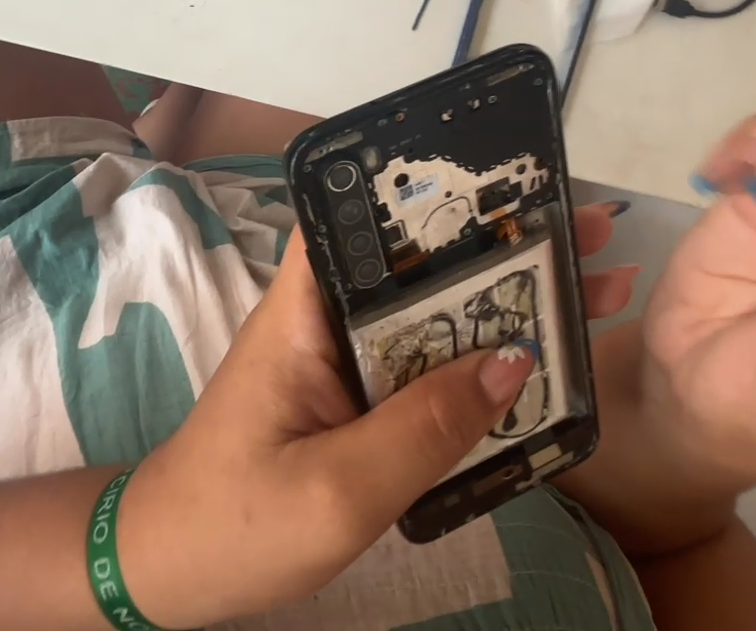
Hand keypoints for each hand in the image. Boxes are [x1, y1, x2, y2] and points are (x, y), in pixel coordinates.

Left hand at [117, 208, 628, 627]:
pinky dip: (474, 359)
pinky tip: (532, 363)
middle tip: (586, 235)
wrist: (170, 570)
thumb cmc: (234, 523)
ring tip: (585, 287)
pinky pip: (422, 365)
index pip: (364, 221)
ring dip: (498, 303)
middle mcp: (324, 316)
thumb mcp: (338, 488)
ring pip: (428, 315)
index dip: (435, 196)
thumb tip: (513, 359)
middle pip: (415, 265)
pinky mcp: (352, 395)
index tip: (513, 185)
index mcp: (304, 309)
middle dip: (498, 249)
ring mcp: (340, 357)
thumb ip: (424, 427)